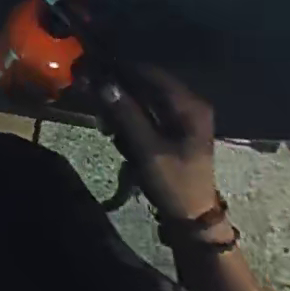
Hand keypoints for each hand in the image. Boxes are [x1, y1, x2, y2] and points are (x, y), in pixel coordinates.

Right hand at [98, 66, 220, 221]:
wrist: (193, 220)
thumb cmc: (174, 183)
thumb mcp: (148, 150)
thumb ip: (127, 114)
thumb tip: (105, 83)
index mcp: (190, 105)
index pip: (153, 74)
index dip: (125, 70)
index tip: (98, 70)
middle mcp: (188, 105)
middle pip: (147, 86)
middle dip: (121, 92)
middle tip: (96, 98)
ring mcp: (182, 118)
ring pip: (144, 100)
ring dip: (123, 108)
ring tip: (106, 123)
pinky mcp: (173, 130)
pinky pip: (147, 115)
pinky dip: (131, 120)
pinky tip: (116, 131)